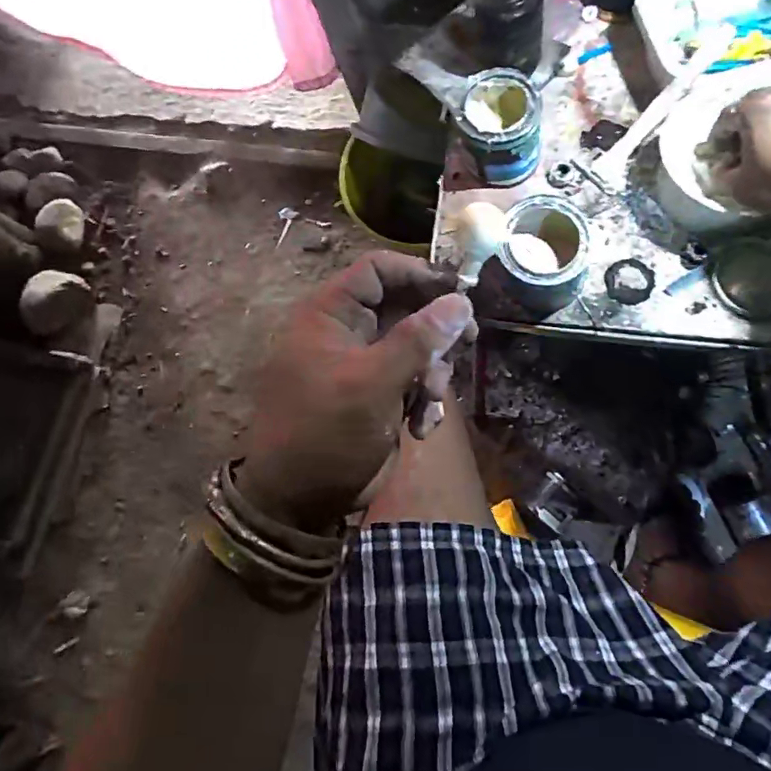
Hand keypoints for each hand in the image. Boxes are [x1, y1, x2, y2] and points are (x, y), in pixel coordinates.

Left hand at [238, 252, 476, 529]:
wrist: (302, 500)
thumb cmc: (326, 433)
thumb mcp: (372, 383)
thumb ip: (417, 340)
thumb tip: (461, 301)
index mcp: (330, 314)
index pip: (378, 270)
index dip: (420, 274)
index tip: (461, 294)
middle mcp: (346, 332)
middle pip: (405, 307)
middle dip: (435, 332)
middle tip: (468, 343)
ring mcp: (362, 365)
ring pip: (415, 347)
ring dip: (431, 374)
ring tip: (428, 401)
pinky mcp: (376, 395)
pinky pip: (411, 381)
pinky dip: (422, 401)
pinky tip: (421, 427)